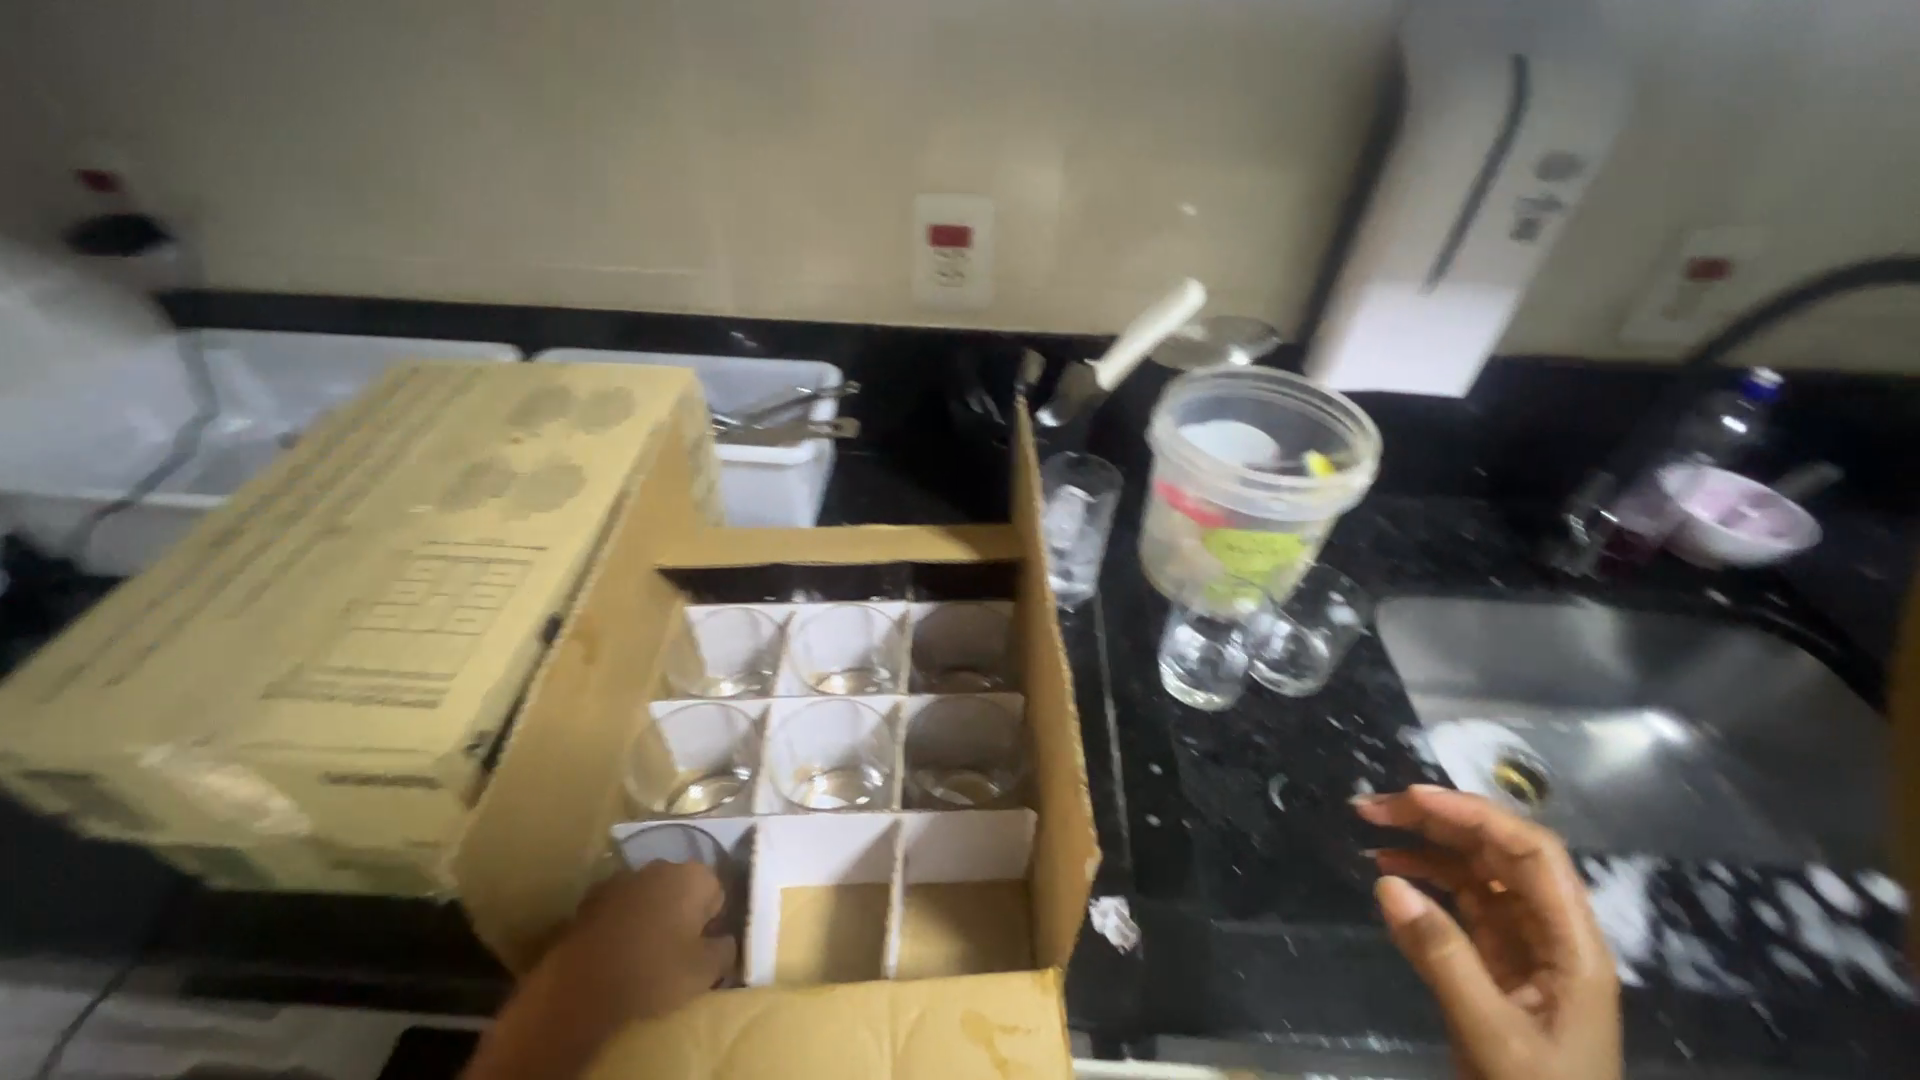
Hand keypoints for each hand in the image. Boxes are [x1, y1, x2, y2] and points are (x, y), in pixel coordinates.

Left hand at [546, 860, 737, 1020]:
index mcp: (693, 877)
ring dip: (650, 915)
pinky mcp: (591, 898)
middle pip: (682, 889)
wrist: (582, 986)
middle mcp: (660, 866)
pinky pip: (619, 907)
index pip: (716, 895)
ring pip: (649, 896)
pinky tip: (615, 952)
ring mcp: (622, 879)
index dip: (710, 924)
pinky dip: (621, 922)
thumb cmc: (655, 972)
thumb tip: (725, 940)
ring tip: (642, 953)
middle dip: (681, 913)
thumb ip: (726, 949)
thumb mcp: (706, 971)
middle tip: (674, 952)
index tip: (698, 950)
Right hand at [1355, 786, 1619, 1079]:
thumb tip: (1386, 882)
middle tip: (1374, 808)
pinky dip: (1425, 880)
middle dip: (1440, 821)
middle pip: (1500, 854)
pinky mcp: (1499, 964)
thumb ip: (1442, 958)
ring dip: (1427, 845)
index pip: (1531, 855)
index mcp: (1573, 946)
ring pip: (1479, 873)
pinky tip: (1390, 872)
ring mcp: (1526, 948)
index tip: (1413, 798)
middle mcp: (1553, 934)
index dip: (1475, 815)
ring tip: (1372, 829)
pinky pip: (1462, 904)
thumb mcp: (1492, 1037)